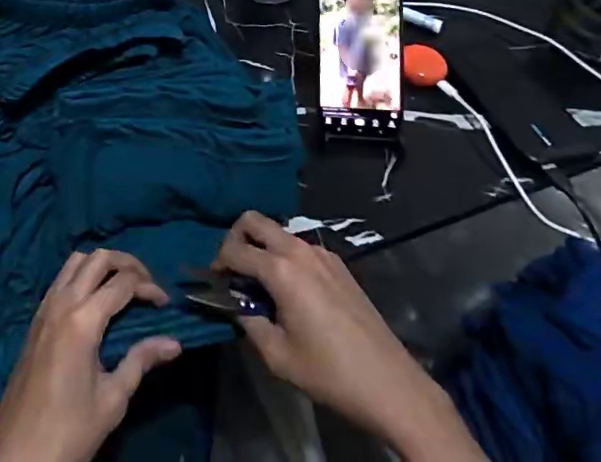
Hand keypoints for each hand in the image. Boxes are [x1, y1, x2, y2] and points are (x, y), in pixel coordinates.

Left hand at [0, 250, 182, 461]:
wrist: (16, 459)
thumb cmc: (68, 431)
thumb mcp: (112, 399)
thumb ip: (141, 360)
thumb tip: (174, 343)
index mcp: (82, 320)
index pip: (124, 282)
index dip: (149, 287)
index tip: (165, 305)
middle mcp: (61, 304)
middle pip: (99, 258)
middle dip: (128, 264)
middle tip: (146, 285)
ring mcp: (44, 309)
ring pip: (76, 261)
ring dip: (102, 265)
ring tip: (122, 286)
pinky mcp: (35, 321)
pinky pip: (61, 279)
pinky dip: (82, 276)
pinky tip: (95, 301)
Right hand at [214, 212, 487, 461]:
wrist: (387, 380)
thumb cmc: (328, 371)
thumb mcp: (277, 355)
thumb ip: (248, 321)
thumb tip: (232, 303)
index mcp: (281, 269)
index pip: (235, 249)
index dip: (217, 264)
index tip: (213, 284)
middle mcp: (300, 249)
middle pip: (255, 220)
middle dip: (235, 238)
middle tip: (231, 271)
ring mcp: (322, 253)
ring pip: (279, 231)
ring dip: (261, 246)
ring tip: (258, 285)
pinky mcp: (338, 263)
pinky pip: (300, 246)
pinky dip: (283, 256)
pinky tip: (287, 290)